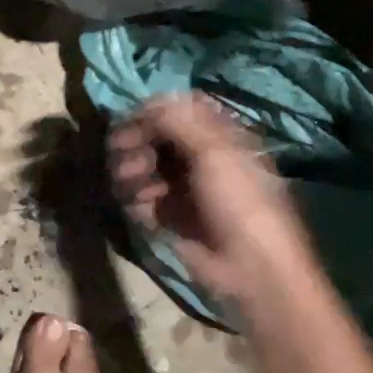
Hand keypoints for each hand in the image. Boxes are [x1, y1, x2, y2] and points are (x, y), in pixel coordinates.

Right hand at [108, 95, 307, 298]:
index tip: (129, 119)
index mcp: (220, 138)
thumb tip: (148, 102)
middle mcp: (202, 159)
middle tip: (120, 152)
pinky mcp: (173, 218)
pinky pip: (144, 200)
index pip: (180, 111)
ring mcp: (186, 189)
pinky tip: (137, 209)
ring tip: (129, 187)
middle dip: (136, 142)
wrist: (252, 270)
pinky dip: (136, 201)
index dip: (152, 111)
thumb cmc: (240, 203)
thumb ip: (177, 121)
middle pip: (158, 138)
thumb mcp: (213, 153)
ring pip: (147, 168)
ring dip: (132, 172)